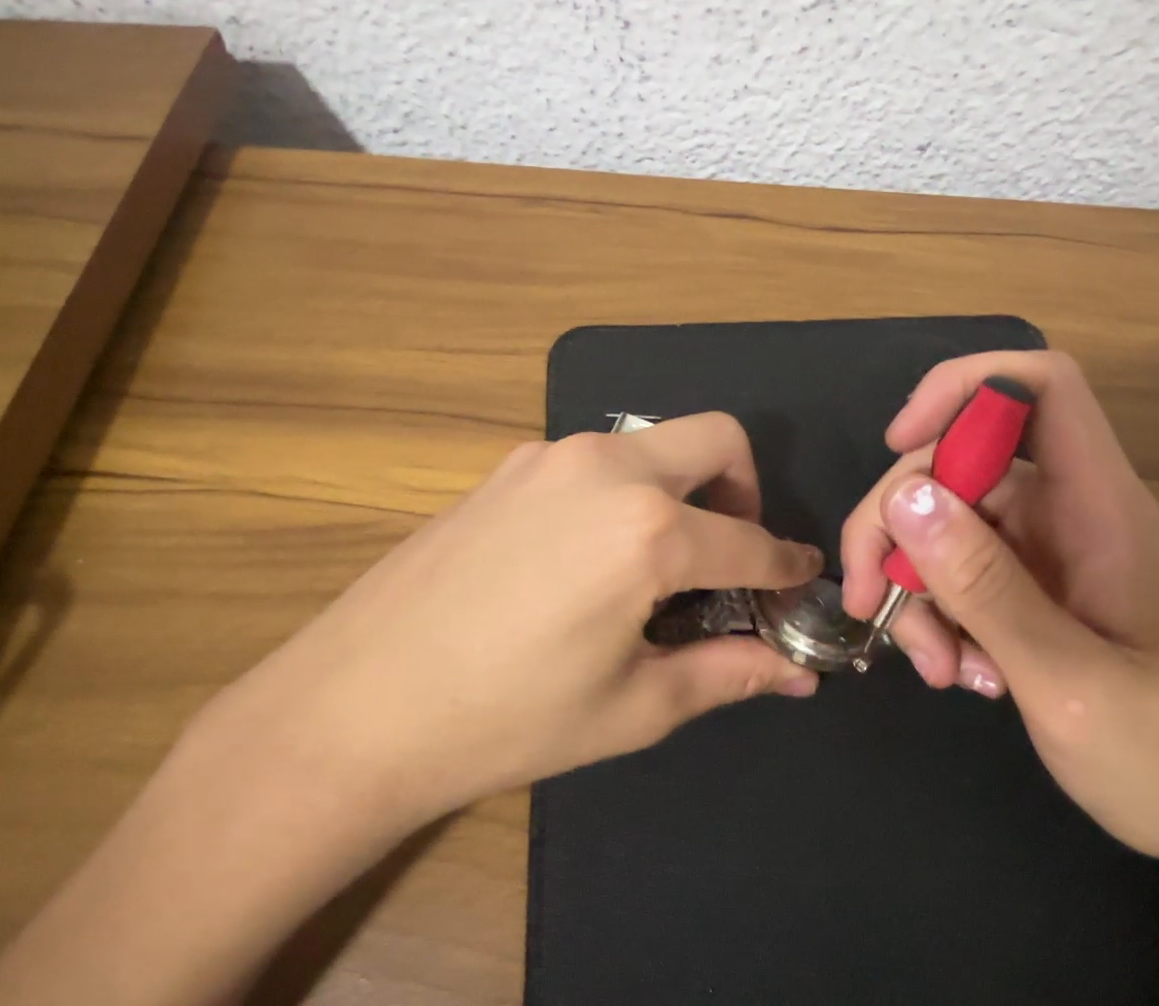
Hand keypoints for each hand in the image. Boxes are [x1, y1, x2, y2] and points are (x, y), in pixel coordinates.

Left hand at [200, 413, 823, 841]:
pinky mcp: (505, 468)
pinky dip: (623, 490)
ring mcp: (548, 458)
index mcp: (649, 531)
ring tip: (658, 563)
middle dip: (744, 489)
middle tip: (730, 555)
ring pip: (650, 442)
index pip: (750, 542)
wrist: (357, 706)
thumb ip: (727, 674)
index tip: (801, 580)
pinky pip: (593, 460)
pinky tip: (590, 556)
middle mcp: (606, 470)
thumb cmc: (507, 719)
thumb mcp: (633, 707)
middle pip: (715, 438)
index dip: (787, 566)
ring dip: (679, 486)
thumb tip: (799, 671)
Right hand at [842, 351, 1158, 864]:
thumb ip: (985, 587)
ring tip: (939, 669)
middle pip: (960, 463)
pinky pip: (958, 576)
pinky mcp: (1031, 593)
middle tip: (869, 601)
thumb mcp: (1068, 680)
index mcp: (1100, 508)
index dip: (963, 387)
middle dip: (899, 525)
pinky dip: (939, 618)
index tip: (898, 445)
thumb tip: (905, 495)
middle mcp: (1068, 514)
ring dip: (916, 589)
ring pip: (945, 526)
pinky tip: (962, 676)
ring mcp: (1047, 555)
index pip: (1039, 387)